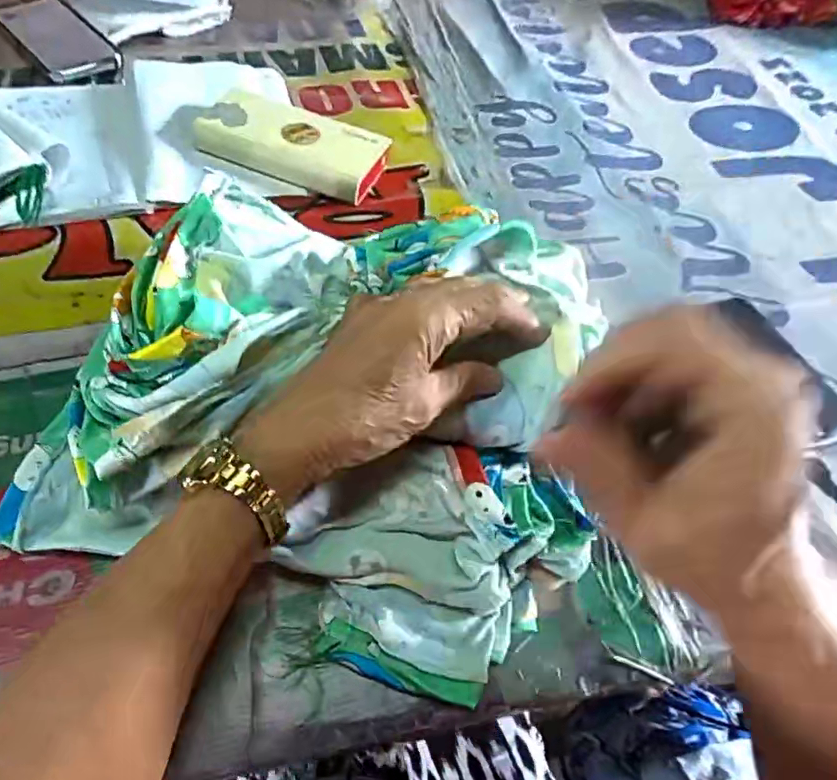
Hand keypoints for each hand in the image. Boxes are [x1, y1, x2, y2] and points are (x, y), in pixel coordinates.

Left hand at [235, 276, 546, 498]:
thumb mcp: (421, 405)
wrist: (296, 432)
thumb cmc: (363, 420)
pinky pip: (405, 306)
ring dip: (462, 306)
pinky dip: (431, 313)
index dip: (517, 314)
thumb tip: (492, 375)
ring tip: (486, 326)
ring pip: (431, 293)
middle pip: (459, 289)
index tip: (540, 332)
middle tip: (520, 325)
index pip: (484, 300)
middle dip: (494, 304)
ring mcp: (373, 307)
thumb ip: (461, 382)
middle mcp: (400, 298)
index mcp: (424, 312)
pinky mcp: (356, 324)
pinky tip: (435, 330)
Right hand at [535, 305, 816, 620]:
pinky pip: (676, 366)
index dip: (606, 366)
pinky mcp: (738, 393)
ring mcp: (754, 382)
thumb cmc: (707, 558)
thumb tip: (543, 438)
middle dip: (608, 368)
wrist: (759, 580)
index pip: (671, 341)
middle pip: (669, 330)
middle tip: (575, 414)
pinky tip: (621, 433)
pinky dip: (635, 392)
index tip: (566, 408)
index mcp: (751, 404)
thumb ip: (597, 470)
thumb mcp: (640, 521)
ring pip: (667, 345)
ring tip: (593, 429)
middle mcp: (762, 378)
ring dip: (618, 382)